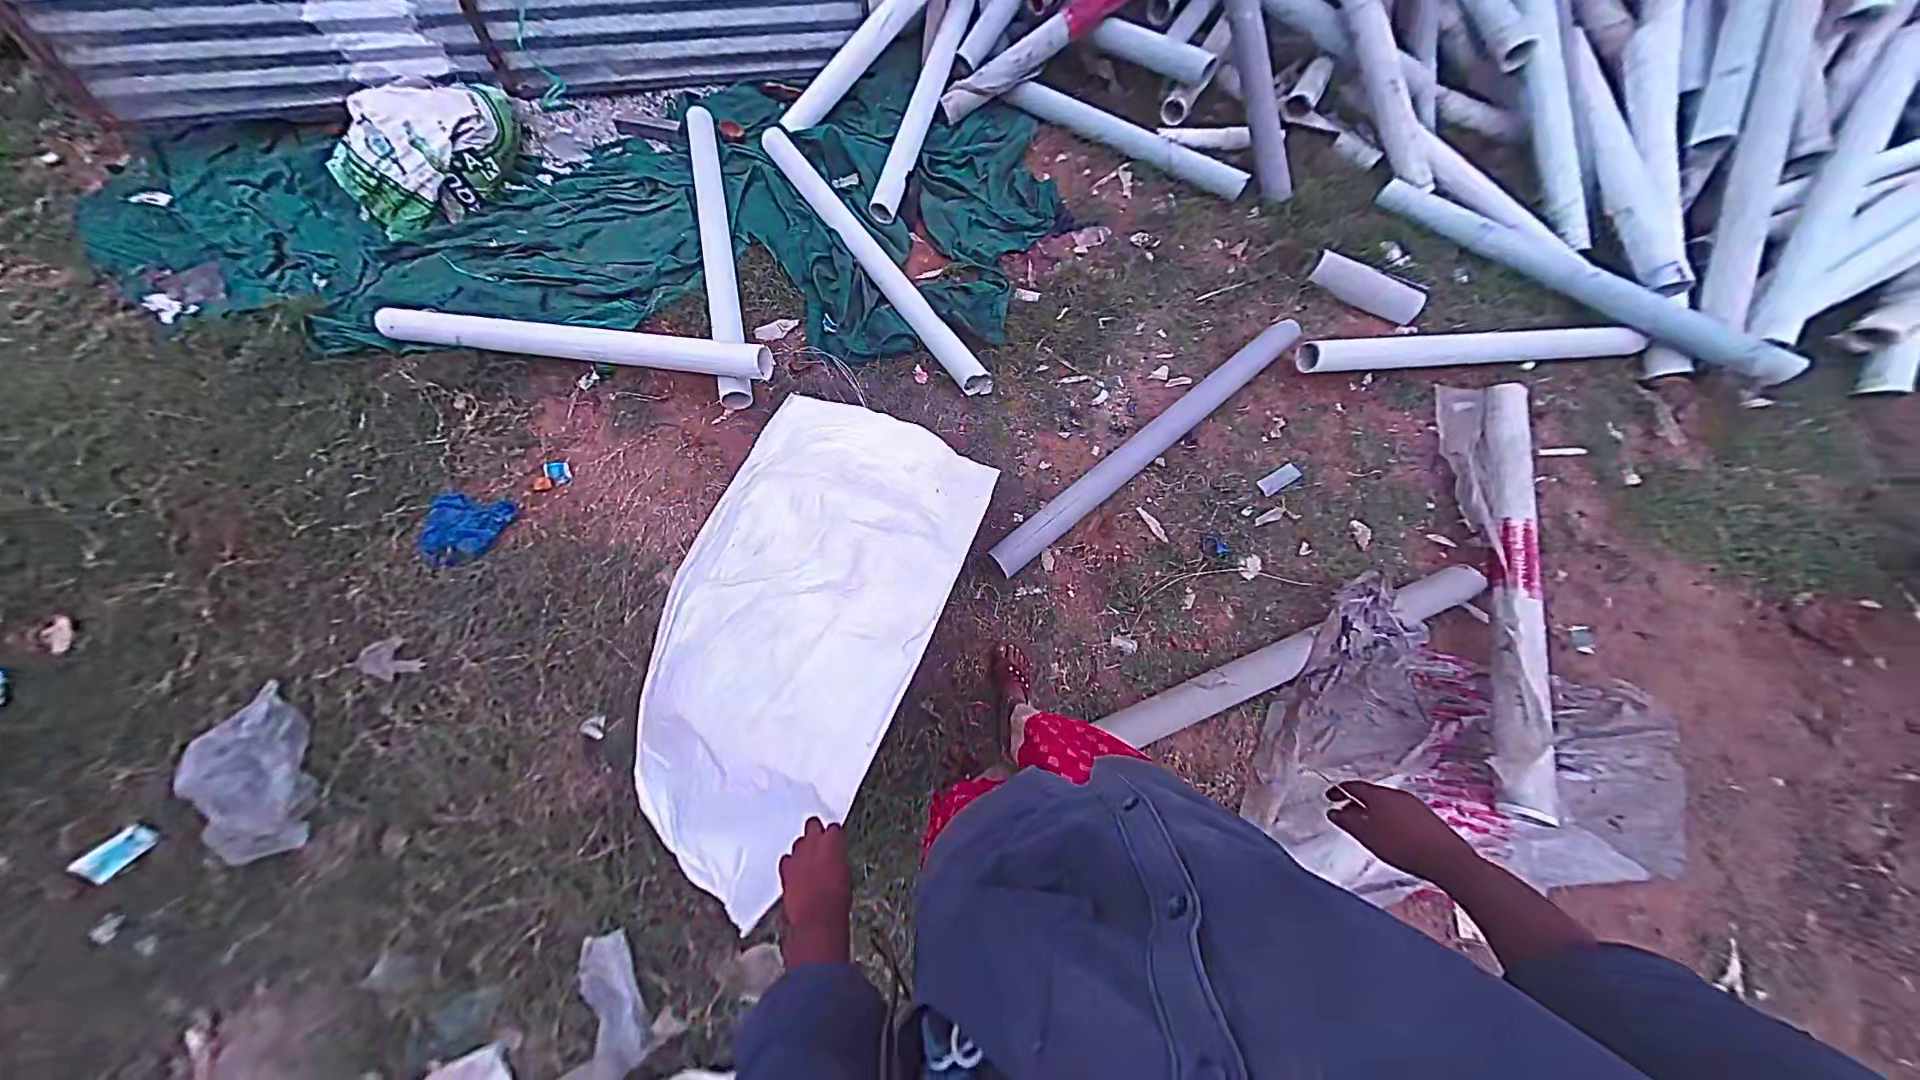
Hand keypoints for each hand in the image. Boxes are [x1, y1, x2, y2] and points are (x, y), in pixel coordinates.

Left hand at [778, 817, 850, 965]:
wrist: (817, 917)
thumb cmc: (836, 899)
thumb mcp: (845, 873)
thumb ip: (837, 859)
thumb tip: (834, 859)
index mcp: (834, 841)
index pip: (833, 828)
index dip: (833, 835)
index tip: (834, 841)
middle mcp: (814, 842)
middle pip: (812, 825)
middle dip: (815, 831)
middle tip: (818, 841)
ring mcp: (798, 854)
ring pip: (799, 842)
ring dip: (803, 848)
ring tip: (807, 860)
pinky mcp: (785, 868)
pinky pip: (787, 859)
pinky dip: (791, 863)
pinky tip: (795, 872)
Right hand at [1326, 781, 1480, 885]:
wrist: (1448, 861)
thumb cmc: (1403, 846)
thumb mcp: (1365, 835)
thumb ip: (1346, 821)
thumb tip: (1334, 812)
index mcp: (1378, 795)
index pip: (1351, 786)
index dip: (1338, 791)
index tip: (1331, 797)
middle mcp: (1396, 795)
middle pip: (1370, 793)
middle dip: (1356, 802)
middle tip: (1346, 813)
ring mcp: (1414, 805)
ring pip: (1387, 803)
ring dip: (1374, 811)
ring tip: (1369, 827)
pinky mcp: (1428, 818)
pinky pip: (1402, 812)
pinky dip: (1391, 818)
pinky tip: (1392, 834)